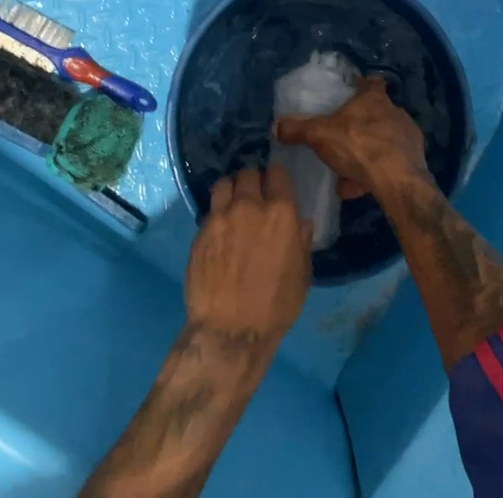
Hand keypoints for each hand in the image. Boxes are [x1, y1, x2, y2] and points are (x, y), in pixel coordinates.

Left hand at [186, 166, 309, 341]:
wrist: (231, 330)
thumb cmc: (276, 305)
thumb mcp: (302, 274)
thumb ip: (301, 241)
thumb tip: (301, 222)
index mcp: (280, 213)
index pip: (277, 173)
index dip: (277, 177)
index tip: (276, 185)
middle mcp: (249, 206)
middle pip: (248, 174)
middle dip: (253, 180)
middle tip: (255, 195)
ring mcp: (221, 217)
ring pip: (224, 184)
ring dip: (231, 190)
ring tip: (233, 204)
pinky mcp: (200, 232)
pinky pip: (210, 210)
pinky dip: (217, 212)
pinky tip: (221, 229)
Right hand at [274, 76, 427, 199]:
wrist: (397, 179)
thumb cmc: (358, 146)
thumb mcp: (320, 135)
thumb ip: (298, 129)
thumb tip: (276, 125)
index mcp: (374, 99)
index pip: (371, 83)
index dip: (361, 86)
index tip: (351, 92)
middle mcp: (395, 112)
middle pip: (376, 114)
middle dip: (360, 126)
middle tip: (342, 138)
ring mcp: (407, 136)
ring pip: (382, 142)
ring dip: (366, 154)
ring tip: (346, 172)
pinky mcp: (414, 160)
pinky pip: (390, 163)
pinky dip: (375, 173)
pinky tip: (358, 188)